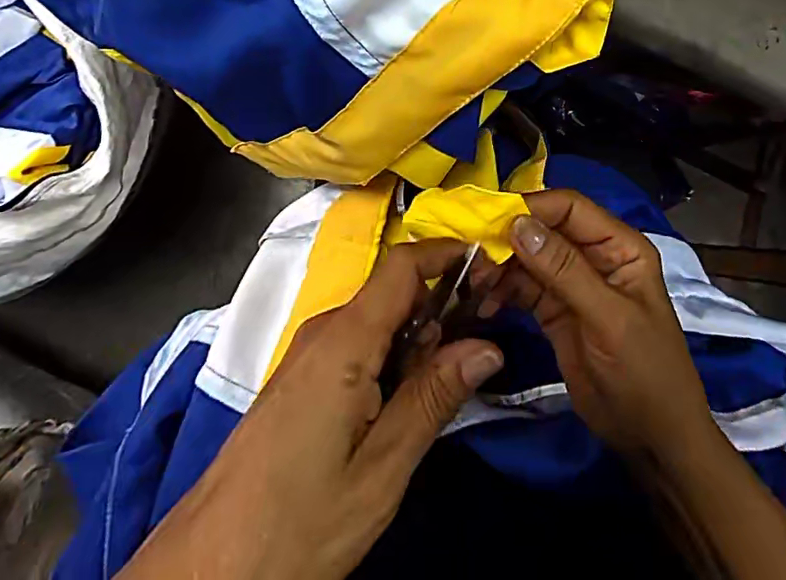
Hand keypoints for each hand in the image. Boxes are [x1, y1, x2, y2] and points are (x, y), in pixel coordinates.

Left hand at [119, 240, 504, 579]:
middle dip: (445, 305)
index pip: (404, 264)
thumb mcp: (379, 471)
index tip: (493, 278)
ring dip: (422, 337)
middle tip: (482, 345)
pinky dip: (395, 357)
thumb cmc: (291, 528)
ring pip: (381, 320)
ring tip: (449, 381)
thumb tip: (490, 346)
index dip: (452, 256)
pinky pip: (360, 346)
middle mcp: (322, 336)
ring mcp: (307, 359)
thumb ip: (434, 398)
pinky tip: (405, 402)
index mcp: (343, 343)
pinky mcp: (300, 384)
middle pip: (396, 291)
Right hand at [480, 193, 785, 579]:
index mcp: (620, 246)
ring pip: (530, 260)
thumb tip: (518, 224)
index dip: (532, 209)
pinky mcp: (556, 313)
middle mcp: (596, 257)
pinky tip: (481, 304)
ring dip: (500, 267)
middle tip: (471, 259)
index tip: (487, 222)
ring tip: (473, 285)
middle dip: (508, 239)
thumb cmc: (644, 370)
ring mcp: (574, 285)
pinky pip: (524, 290)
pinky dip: (502, 293)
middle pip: (545, 230)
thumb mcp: (608, 318)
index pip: (572, 208)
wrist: (652, 434)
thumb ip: (565, 271)